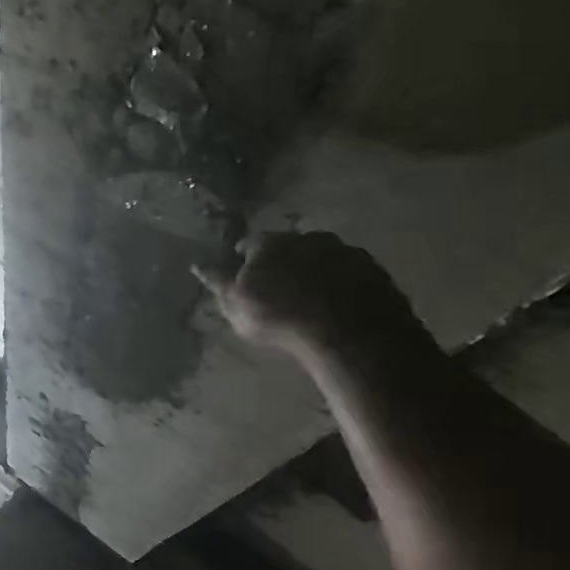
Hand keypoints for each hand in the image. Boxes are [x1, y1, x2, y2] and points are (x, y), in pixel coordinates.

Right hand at [194, 231, 432, 360]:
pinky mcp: (372, 269)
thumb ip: (217, 283)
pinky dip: (340, 283)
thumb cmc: (278, 318)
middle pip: (288, 246)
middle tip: (278, 287)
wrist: (346, 331)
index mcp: (269, 244)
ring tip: (310, 298)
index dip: (244, 259)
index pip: (249, 244)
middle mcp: (307, 237)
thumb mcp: (236, 306)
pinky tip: (338, 305)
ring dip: (313, 270)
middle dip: (282, 261)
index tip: (244, 275)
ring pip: (321, 256)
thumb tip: (198, 264)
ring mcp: (343, 250)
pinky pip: (349, 273)